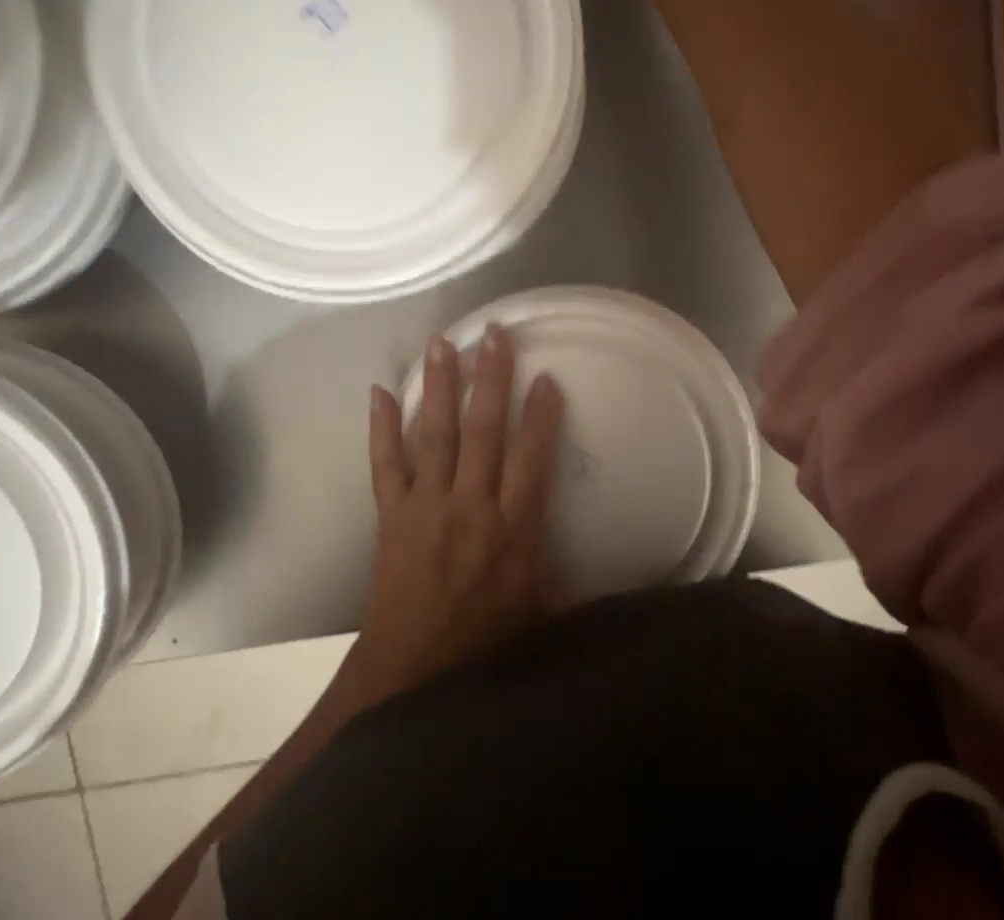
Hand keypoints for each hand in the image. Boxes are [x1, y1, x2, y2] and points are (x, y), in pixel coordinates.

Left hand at [347, 326, 565, 701]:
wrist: (411, 669)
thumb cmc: (484, 644)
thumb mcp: (542, 614)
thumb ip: (573, 585)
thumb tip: (623, 586)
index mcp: (514, 531)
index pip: (532, 460)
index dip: (540, 416)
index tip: (546, 378)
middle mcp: (471, 508)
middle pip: (483, 432)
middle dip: (491, 380)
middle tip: (495, 334)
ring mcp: (426, 507)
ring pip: (435, 435)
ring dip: (440, 387)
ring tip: (443, 343)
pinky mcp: (391, 514)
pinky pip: (385, 464)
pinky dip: (382, 427)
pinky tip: (380, 391)